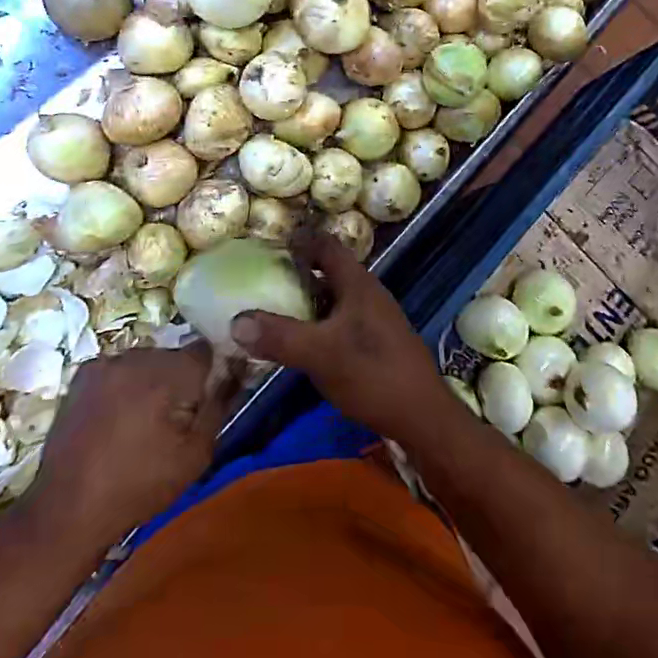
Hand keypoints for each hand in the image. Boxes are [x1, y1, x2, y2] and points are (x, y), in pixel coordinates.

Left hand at [26, 344, 238, 547]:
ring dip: (151, 381)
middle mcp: (139, 356)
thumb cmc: (139, 486)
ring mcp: (106, 363)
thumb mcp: (196, 454)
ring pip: (146, 361)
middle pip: (174, 356)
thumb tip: (236, 370)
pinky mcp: (82, 375)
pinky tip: (117, 417)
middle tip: (175, 419)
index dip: (213, 370)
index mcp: (170, 372)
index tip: (209, 396)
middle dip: (180, 379)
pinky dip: (123, 385)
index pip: (206, 350)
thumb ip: (219, 405)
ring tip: (143, 421)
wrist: (67, 509)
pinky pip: (118, 370)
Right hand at [232, 233, 457, 445]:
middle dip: (297, 273)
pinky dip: (319, 325)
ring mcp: (375, 319)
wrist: (422, 416)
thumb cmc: (372, 373)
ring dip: (307, 302)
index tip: (268, 246)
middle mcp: (368, 294)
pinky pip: (341, 322)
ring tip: (273, 311)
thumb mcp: (320, 354)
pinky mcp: (377, 343)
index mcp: (358, 284)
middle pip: (329, 272)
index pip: (326, 246)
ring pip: (335, 300)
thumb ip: (279, 336)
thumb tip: (236, 321)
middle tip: (262, 280)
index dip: (299, 241)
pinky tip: (302, 344)